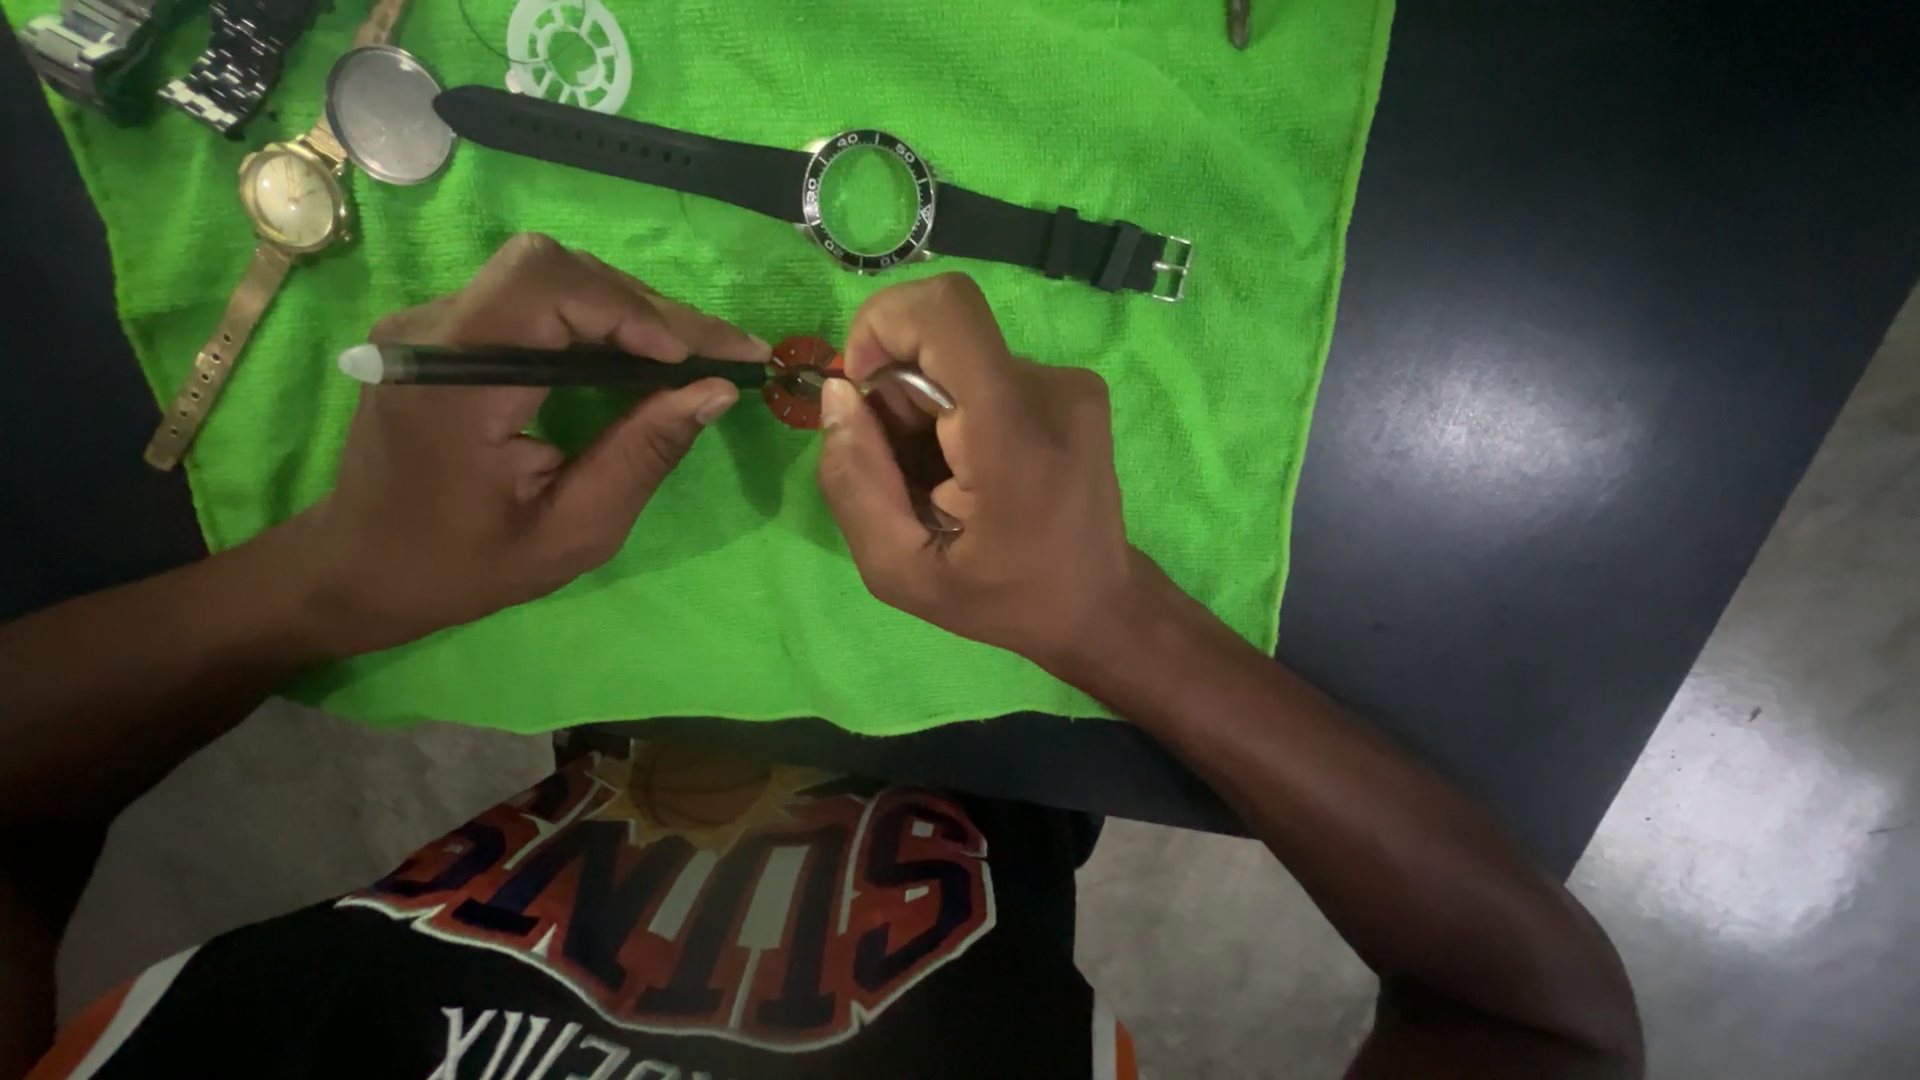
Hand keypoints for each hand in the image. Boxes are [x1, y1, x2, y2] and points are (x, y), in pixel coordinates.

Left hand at [285, 233, 767, 656]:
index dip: (633, 310)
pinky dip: (602, 322)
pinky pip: (537, 302)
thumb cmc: (466, 565)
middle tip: (722, 356)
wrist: (362, 568)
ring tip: (693, 360)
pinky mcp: (447, 333)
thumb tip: (716, 391)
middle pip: (557, 271)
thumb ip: (643, 455)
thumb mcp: (574, 530)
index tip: (699, 360)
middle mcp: (433, 331)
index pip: (546, 288)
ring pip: (552, 277)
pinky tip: (642, 358)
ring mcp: (434, 326)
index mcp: (452, 383)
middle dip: (651, 311)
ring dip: (632, 313)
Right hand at [815, 274, 1151, 673]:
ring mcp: (1072, 385)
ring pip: (962, 358)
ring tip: (946, 480)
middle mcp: (1052, 393)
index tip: (862, 383)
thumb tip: (840, 394)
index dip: (884, 324)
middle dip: (898, 393)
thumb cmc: (1000, 600)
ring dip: (929, 409)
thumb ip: (855, 483)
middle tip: (908, 469)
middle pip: (941, 340)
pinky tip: (975, 469)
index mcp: (1013, 442)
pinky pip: (989, 371)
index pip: (946, 313)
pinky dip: (961, 410)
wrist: (1096, 604)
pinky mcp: (1076, 388)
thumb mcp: (901, 572)